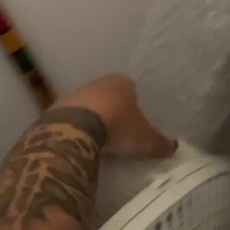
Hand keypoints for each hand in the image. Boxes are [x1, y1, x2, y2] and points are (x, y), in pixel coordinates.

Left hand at [52, 73, 176, 159]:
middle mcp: (96, 82)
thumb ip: (160, 143)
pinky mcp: (55, 108)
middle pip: (106, 95)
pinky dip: (74, 127)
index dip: (133, 104)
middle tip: (117, 132)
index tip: (134, 122)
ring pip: (86, 104)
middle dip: (111, 110)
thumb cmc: (118, 127)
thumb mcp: (145, 139)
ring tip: (97, 139)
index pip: (131, 88)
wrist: (76, 128)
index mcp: (121, 82)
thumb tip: (174, 147)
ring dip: (90, 117)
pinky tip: (78, 141)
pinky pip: (69, 117)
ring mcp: (73, 93)